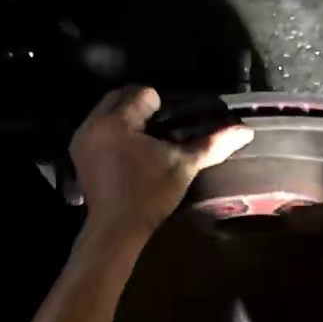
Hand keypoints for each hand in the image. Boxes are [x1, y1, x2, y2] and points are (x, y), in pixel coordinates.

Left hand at [68, 86, 253, 240]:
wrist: (116, 229)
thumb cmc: (149, 195)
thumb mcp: (183, 166)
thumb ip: (211, 144)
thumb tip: (245, 130)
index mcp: (117, 121)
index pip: (141, 93)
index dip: (159, 105)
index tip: (168, 124)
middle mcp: (94, 123)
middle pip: (119, 96)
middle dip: (139, 104)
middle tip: (159, 125)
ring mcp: (82, 137)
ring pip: (105, 110)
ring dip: (124, 115)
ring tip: (143, 137)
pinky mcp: (77, 152)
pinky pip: (95, 126)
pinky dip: (110, 129)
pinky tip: (125, 149)